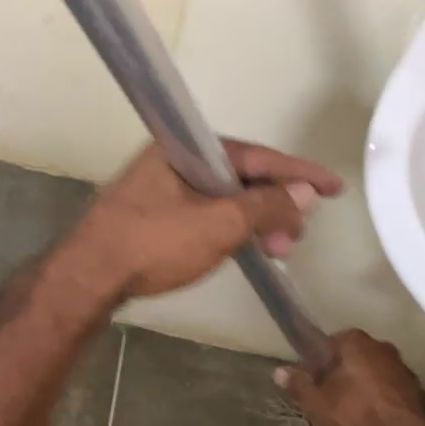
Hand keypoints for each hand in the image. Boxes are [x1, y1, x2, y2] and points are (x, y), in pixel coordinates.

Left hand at [62, 139, 342, 300]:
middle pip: (240, 175)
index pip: (256, 154)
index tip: (335, 188)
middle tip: (296, 239)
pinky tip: (244, 248)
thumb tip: (305, 191)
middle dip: (276, 204)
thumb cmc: (154, 243)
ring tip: (277, 251)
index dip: (298, 172)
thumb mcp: (219, 224)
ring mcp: (160, 186)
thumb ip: (266, 205)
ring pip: (223, 196)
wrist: (88, 276)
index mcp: (185, 149)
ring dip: (255, 220)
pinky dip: (230, 227)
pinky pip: (204, 211)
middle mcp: (173, 159)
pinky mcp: (152, 213)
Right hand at [275, 329, 424, 425]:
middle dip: (341, 374)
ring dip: (362, 387)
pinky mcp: (416, 392)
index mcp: (355, 341)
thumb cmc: (355, 412)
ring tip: (350, 413)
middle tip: (329, 398)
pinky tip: (371, 420)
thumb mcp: (316, 401)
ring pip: (373, 374)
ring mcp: (402, 368)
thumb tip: (278, 372)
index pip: (329, 343)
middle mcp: (381, 346)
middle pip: (352, 357)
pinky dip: (379, 400)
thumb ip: (297, 384)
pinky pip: (389, 391)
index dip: (318, 363)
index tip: (313, 382)